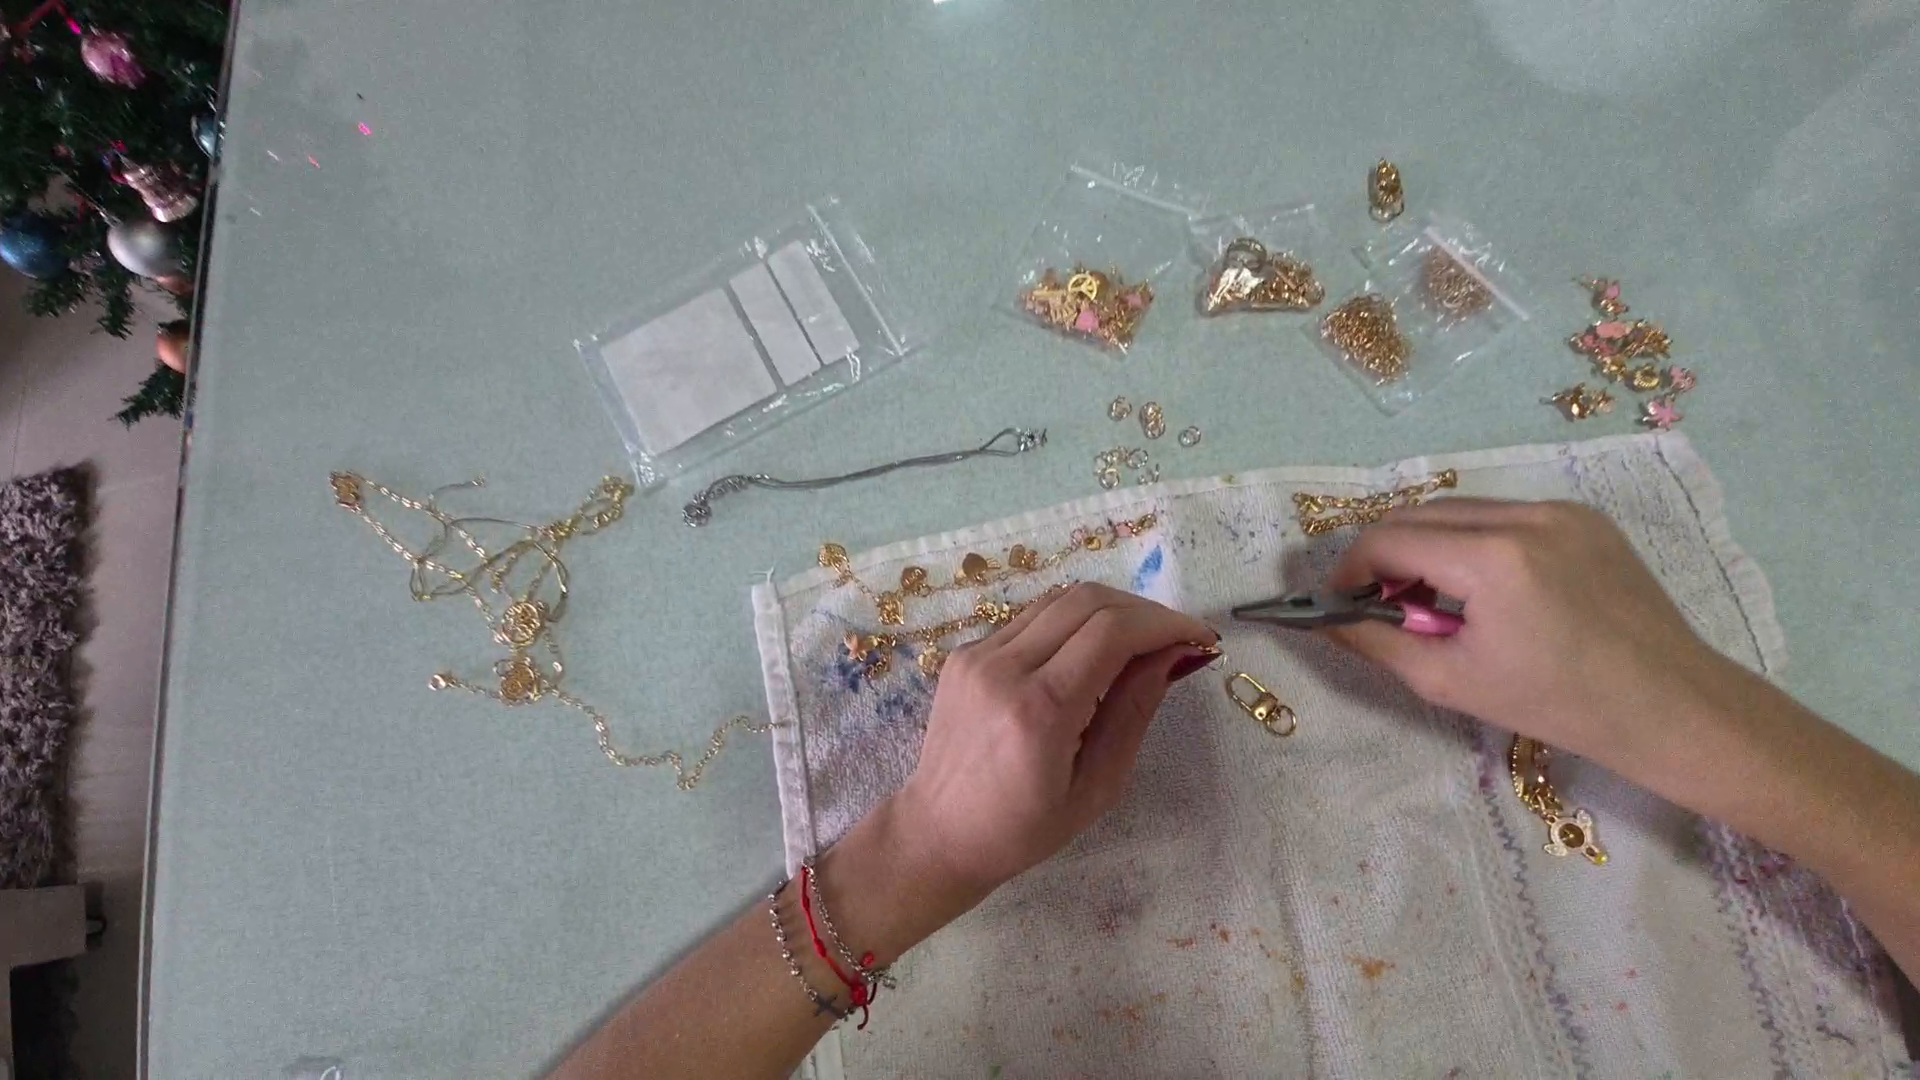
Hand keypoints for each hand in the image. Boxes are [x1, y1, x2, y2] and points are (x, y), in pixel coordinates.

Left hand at [902, 583, 1218, 892]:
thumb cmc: (1024, 829)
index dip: (1165, 624)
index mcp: (1040, 709)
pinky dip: (1070, 623)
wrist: (938, 832)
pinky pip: (1030, 618)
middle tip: (1175, 638)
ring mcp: (977, 654)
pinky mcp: (965, 653)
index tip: (1201, 638)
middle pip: (1087, 600)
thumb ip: (1135, 710)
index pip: (1112, 631)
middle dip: (1143, 610)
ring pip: (1057, 600)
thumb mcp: (1098, 786)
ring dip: (1108, 609)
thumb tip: (1173, 651)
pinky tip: (1087, 653)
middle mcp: (1004, 668)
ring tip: (1138, 642)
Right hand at [1322, 498, 1739, 775]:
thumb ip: (1372, 641)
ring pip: (1452, 511)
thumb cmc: (1554, 703)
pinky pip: (1495, 515)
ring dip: (1421, 545)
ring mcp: (1558, 510)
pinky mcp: (1581, 516)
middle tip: (1381, 603)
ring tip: (1429, 596)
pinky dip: (1465, 541)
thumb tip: (1320, 617)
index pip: (1387, 541)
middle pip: (1414, 516)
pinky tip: (1478, 585)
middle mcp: (1524, 516)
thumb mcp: (1446, 680)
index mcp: (1492, 559)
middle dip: (1382, 556)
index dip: (1350, 570)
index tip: (1342, 602)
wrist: (1674, 707)